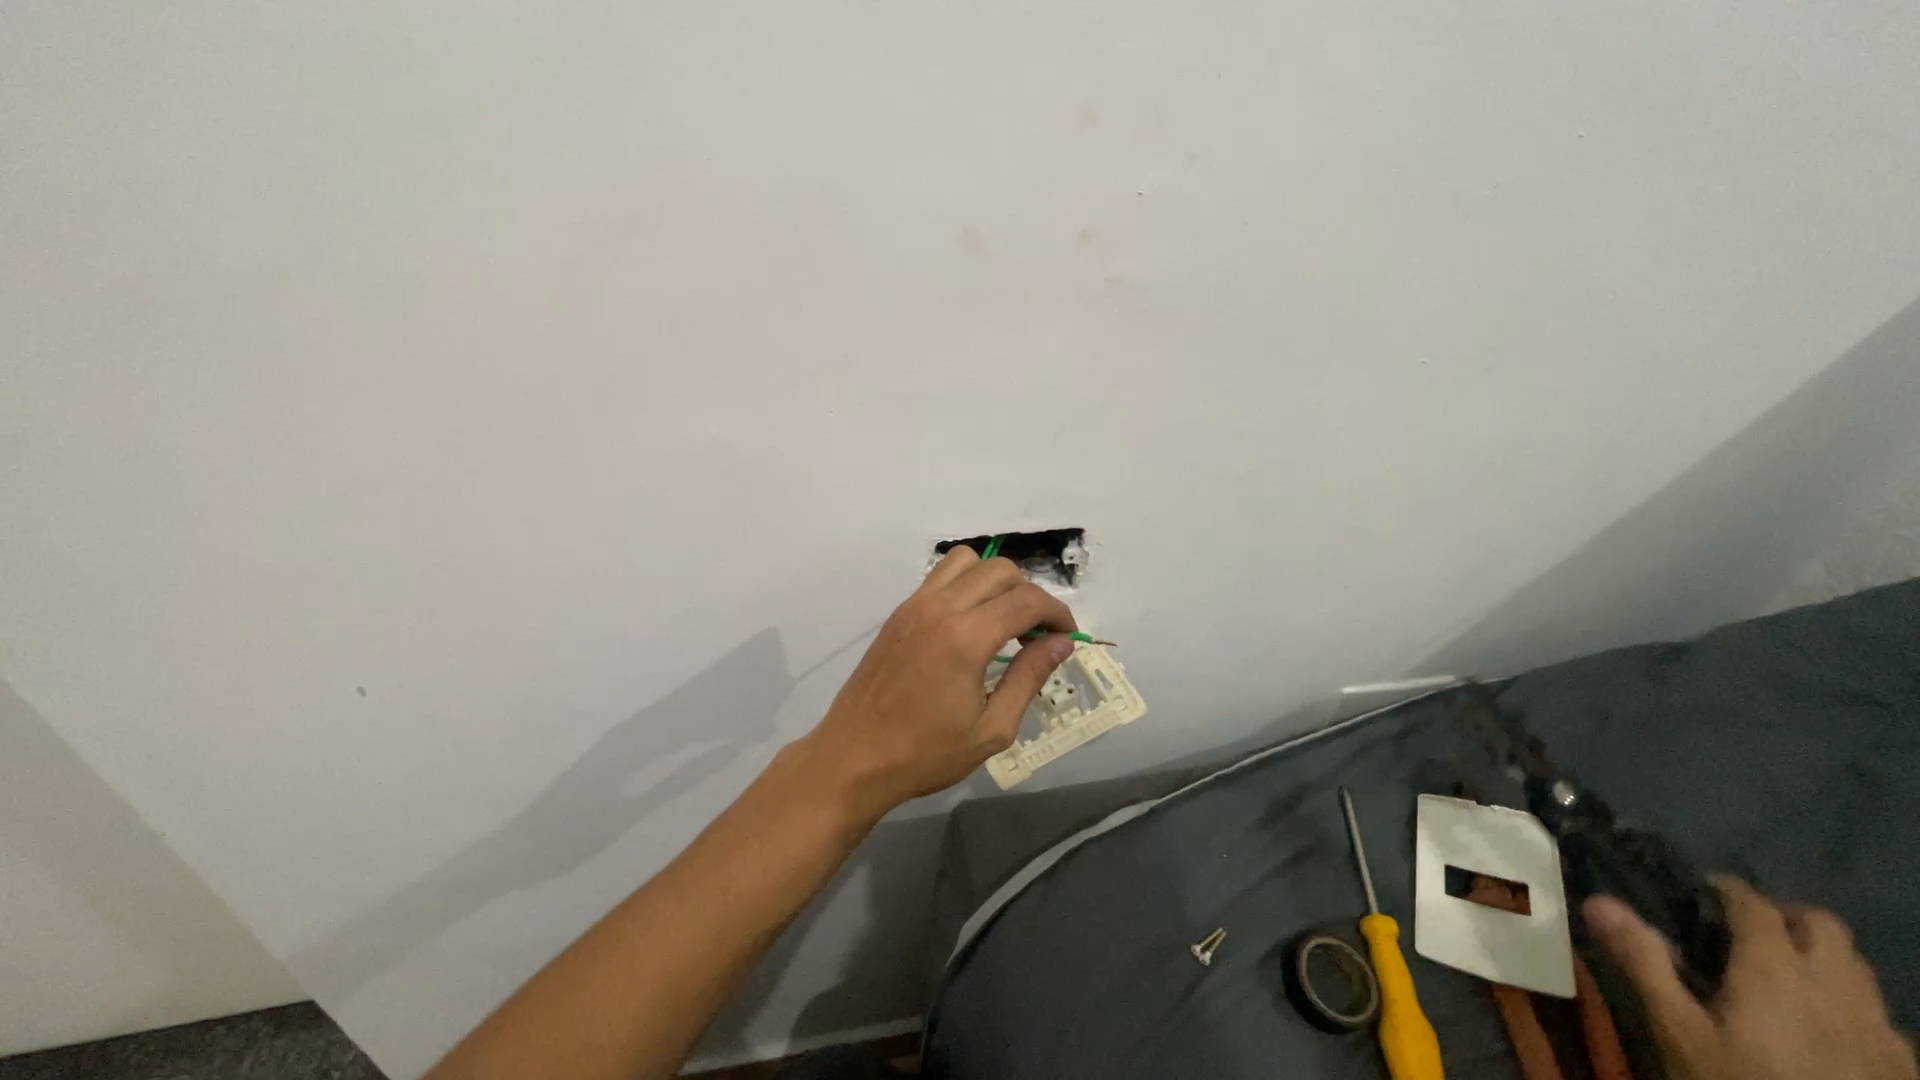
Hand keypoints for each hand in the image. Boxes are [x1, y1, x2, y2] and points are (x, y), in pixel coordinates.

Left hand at [795, 547, 1078, 820]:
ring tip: (1004, 620)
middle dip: (1030, 594)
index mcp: (965, 638)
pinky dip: (966, 585)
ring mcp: (914, 606)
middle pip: (1000, 570)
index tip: (1068, 637)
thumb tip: (1061, 643)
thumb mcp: (991, 728)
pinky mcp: (899, 613)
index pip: (1027, 600)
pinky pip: (940, 577)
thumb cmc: (925, 754)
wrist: (854, 758)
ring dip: (995, 581)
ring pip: (967, 561)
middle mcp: (939, 608)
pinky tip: (971, 625)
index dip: (1057, 614)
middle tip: (1038, 634)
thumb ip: (1029, 678)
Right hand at [1584, 878, 1915, 1079]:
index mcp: (1775, 969)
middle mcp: (1834, 985)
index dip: (1727, 890)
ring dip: (1818, 952)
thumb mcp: (1678, 1030)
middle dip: (1782, 914)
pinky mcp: (1901, 1062)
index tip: (1699, 890)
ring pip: (1855, 964)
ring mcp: (1878, 1026)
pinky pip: (1876, 1010)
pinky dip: (1845, 998)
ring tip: (1779, 972)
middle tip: (1741, 928)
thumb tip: (1598, 901)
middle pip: (1821, 923)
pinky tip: (1821, 1026)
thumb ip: (1643, 962)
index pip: (1754, 905)